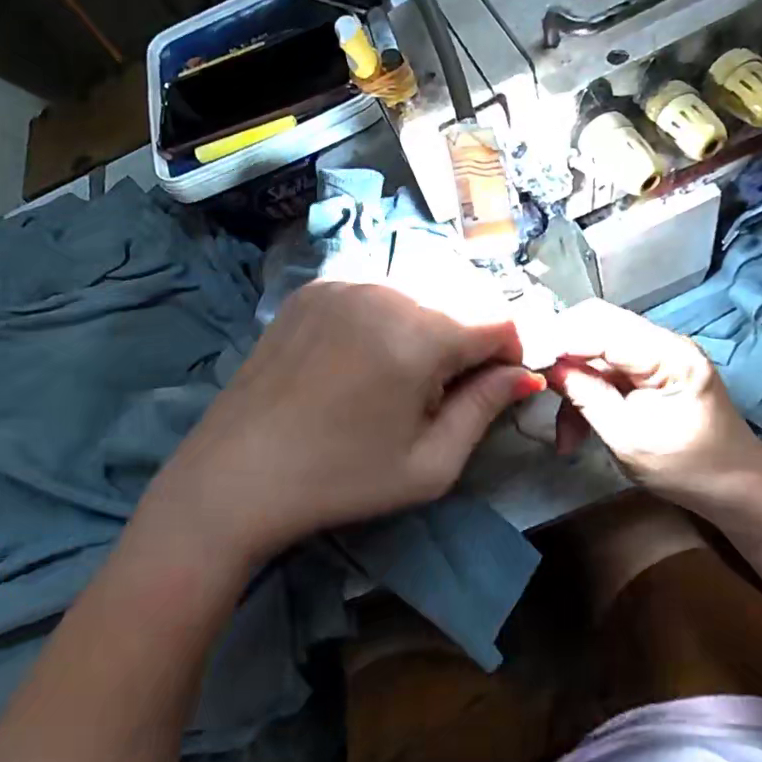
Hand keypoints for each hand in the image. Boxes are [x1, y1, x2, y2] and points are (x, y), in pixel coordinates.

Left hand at [142, 281, 543, 563]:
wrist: (236, 475)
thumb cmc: (342, 479)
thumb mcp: (430, 463)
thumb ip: (485, 408)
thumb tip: (525, 376)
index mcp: (419, 332)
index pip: (500, 319)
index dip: (508, 357)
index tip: (488, 393)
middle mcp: (386, 289)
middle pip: (460, 301)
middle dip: (467, 342)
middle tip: (439, 393)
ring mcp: (344, 282)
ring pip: (419, 293)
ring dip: (428, 329)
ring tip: (396, 379)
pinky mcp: (313, 288)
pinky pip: (375, 291)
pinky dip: (387, 319)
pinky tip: (358, 361)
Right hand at [540, 299, 761, 542]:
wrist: (739, 492)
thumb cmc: (687, 469)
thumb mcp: (626, 436)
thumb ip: (585, 394)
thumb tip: (546, 364)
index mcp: (667, 353)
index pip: (599, 324)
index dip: (558, 338)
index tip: (524, 360)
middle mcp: (664, 341)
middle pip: (596, 326)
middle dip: (561, 356)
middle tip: (533, 386)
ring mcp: (660, 354)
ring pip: (597, 349)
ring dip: (574, 383)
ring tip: (561, 432)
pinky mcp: (654, 370)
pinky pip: (610, 368)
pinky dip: (590, 392)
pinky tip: (577, 428)